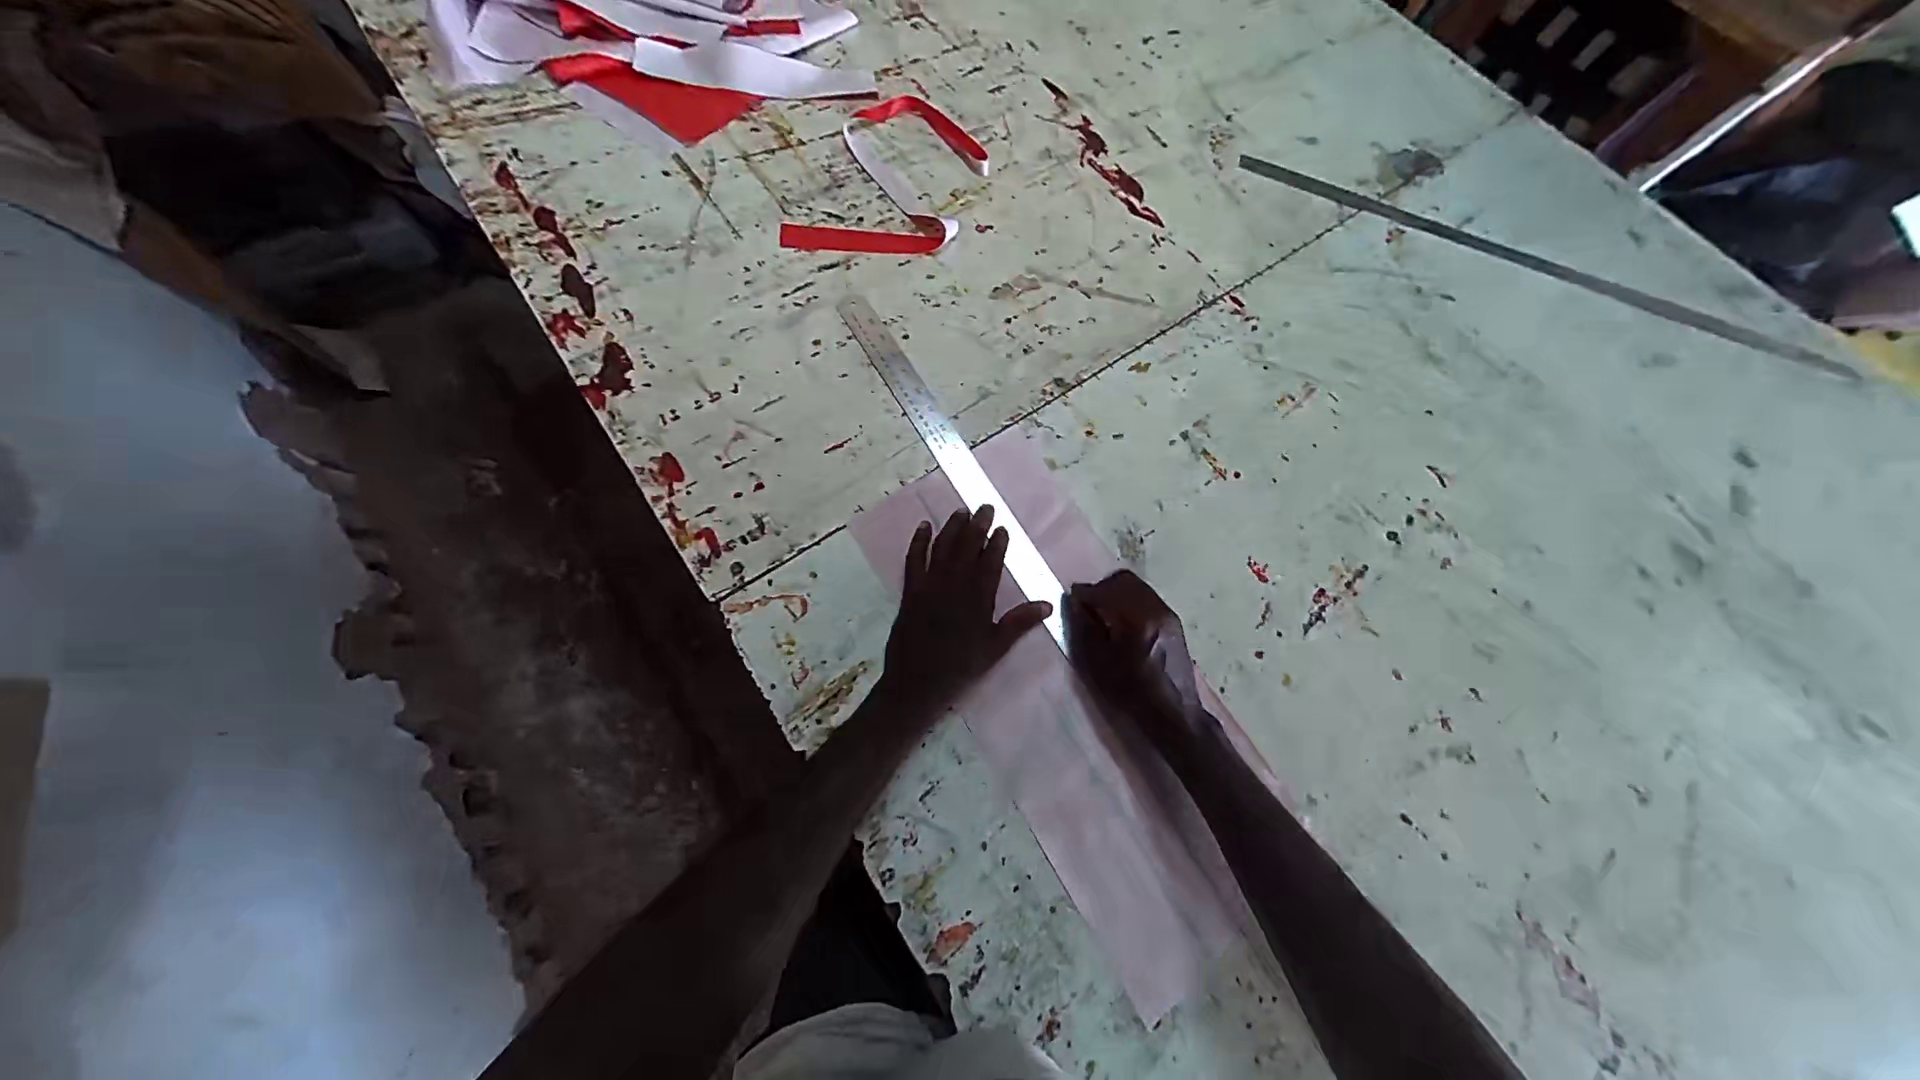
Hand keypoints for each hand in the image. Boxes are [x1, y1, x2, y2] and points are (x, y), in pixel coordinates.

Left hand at [879, 506, 1053, 714]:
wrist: (917, 682)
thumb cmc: (961, 667)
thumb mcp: (996, 647)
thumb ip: (1020, 622)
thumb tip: (1048, 604)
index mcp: (978, 598)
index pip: (990, 562)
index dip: (997, 543)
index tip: (1002, 527)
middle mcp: (954, 585)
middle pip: (967, 547)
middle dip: (977, 525)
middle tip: (984, 507)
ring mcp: (930, 585)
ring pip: (942, 548)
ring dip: (952, 528)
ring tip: (961, 511)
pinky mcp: (911, 591)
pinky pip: (914, 559)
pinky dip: (919, 541)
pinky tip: (924, 527)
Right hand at [1064, 570, 1214, 758]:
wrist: (1173, 712)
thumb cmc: (1131, 692)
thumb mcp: (1098, 663)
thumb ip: (1084, 628)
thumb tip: (1076, 603)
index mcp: (1136, 619)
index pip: (1104, 591)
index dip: (1084, 594)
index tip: (1072, 601)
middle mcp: (1155, 609)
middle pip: (1123, 581)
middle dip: (1101, 589)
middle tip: (1087, 607)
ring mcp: (1167, 613)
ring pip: (1136, 588)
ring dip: (1116, 594)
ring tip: (1104, 616)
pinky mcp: (1173, 621)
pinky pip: (1146, 598)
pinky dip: (1130, 602)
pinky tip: (1122, 623)